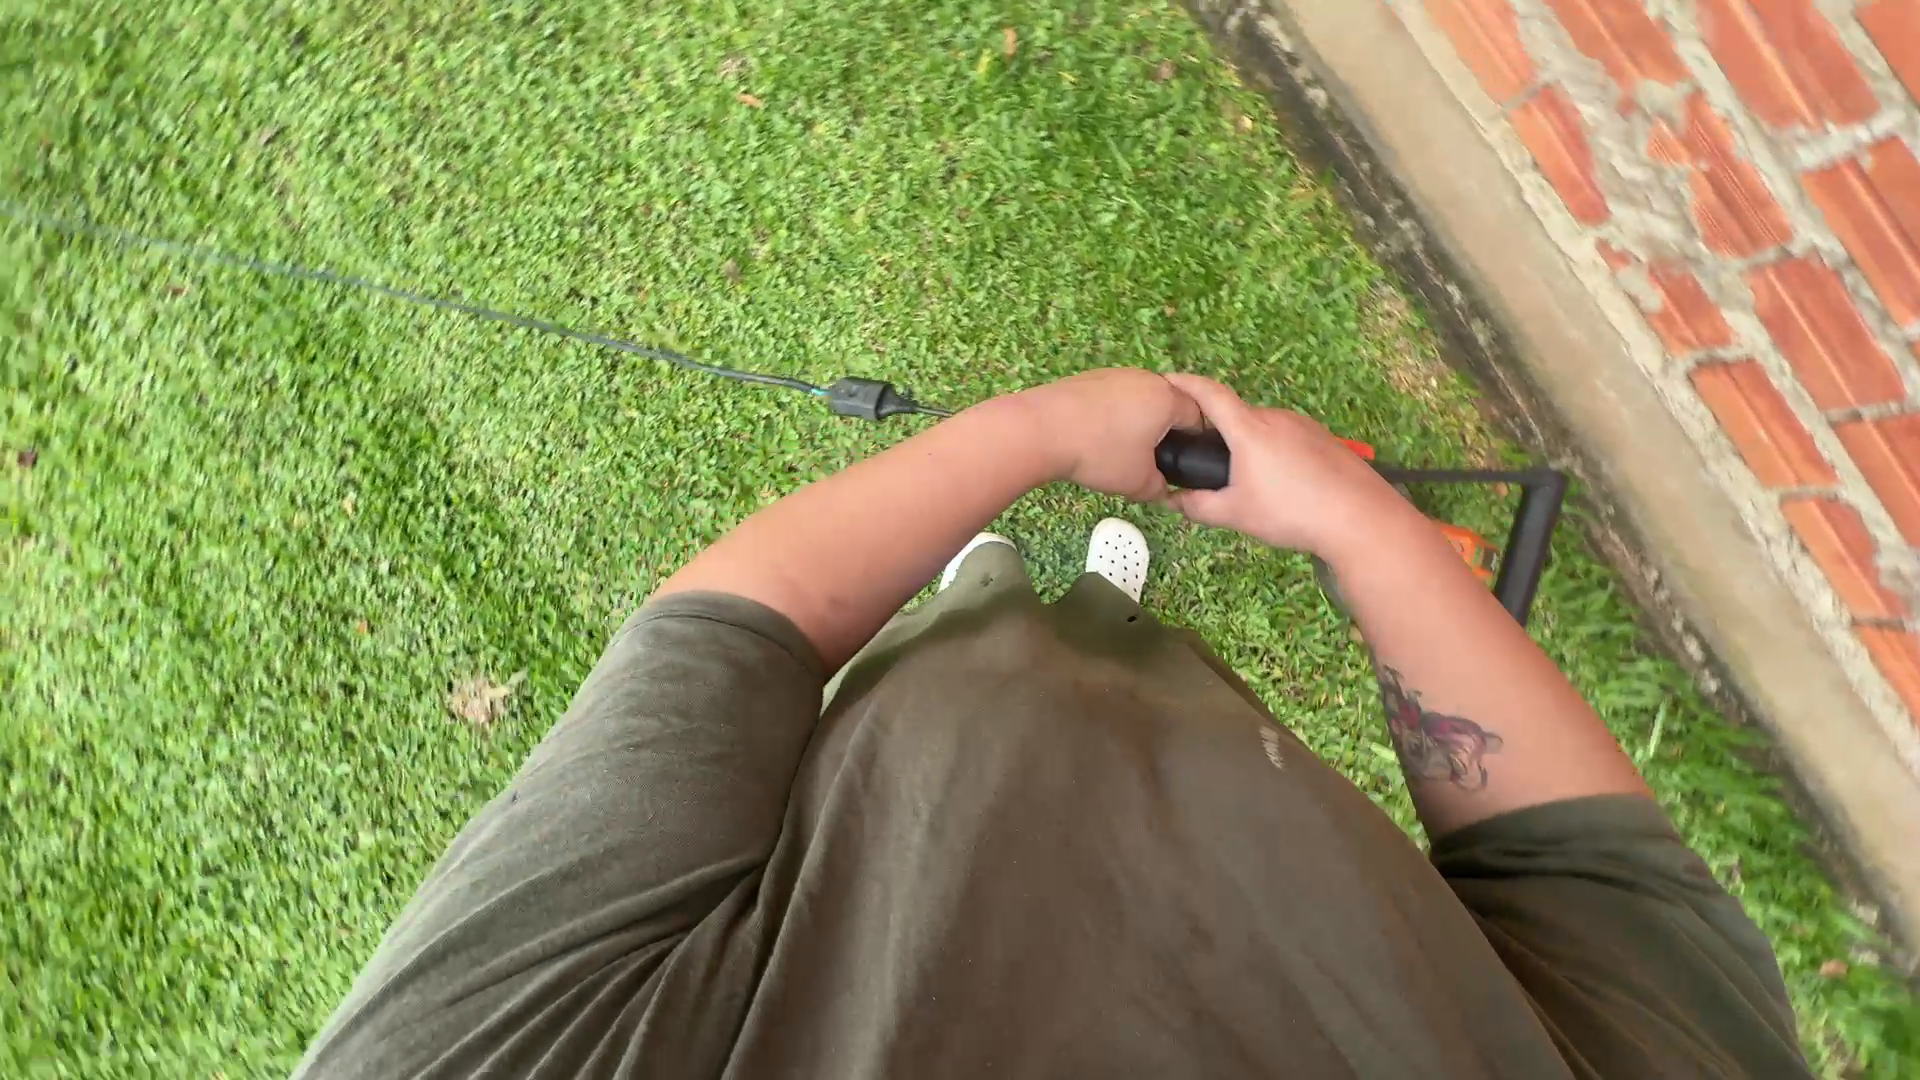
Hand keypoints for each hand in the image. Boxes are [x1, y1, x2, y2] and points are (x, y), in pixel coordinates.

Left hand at [1016, 369, 1202, 501]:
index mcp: (1166, 399)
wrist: (1040, 430)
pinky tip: (1093, 436)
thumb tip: (1163, 490)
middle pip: (1167, 402)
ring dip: (1135, 421)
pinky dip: (1108, 416)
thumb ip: (1159, 487)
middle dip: (1163, 430)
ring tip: (1118, 449)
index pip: (1197, 415)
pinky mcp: (1086, 379)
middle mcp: (1144, 378)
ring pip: (1137, 399)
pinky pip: (1110, 398)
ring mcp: (1113, 375)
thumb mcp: (1137, 482)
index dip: (1193, 441)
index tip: (1180, 461)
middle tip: (1150, 457)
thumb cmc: (1099, 454)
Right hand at [1162, 374, 1410, 557]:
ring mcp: (1303, 426)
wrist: (1361, 518)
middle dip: (1215, 429)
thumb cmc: (1290, 511)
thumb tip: (1172, 502)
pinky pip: (1285, 436)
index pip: (1210, 394)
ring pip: (1262, 427)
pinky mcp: (1323, 438)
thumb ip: (1197, 506)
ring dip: (1245, 442)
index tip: (1166, 380)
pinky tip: (1277, 481)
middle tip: (1201, 455)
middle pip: (1236, 414)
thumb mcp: (1235, 514)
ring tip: (1241, 476)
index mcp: (1249, 429)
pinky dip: (1270, 450)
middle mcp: (1276, 418)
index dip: (1185, 383)